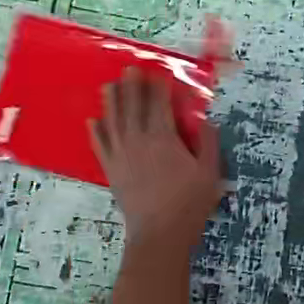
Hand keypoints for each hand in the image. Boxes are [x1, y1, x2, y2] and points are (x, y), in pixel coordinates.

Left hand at [90, 69, 224, 256]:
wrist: (159, 234)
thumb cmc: (189, 203)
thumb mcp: (210, 172)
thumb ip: (208, 143)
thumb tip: (205, 121)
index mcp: (164, 138)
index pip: (159, 104)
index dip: (159, 87)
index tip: (158, 72)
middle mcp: (138, 140)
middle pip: (133, 107)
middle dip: (132, 86)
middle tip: (130, 69)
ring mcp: (121, 155)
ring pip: (113, 121)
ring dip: (111, 101)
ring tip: (109, 85)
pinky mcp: (111, 170)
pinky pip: (100, 145)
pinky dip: (96, 131)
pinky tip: (93, 121)